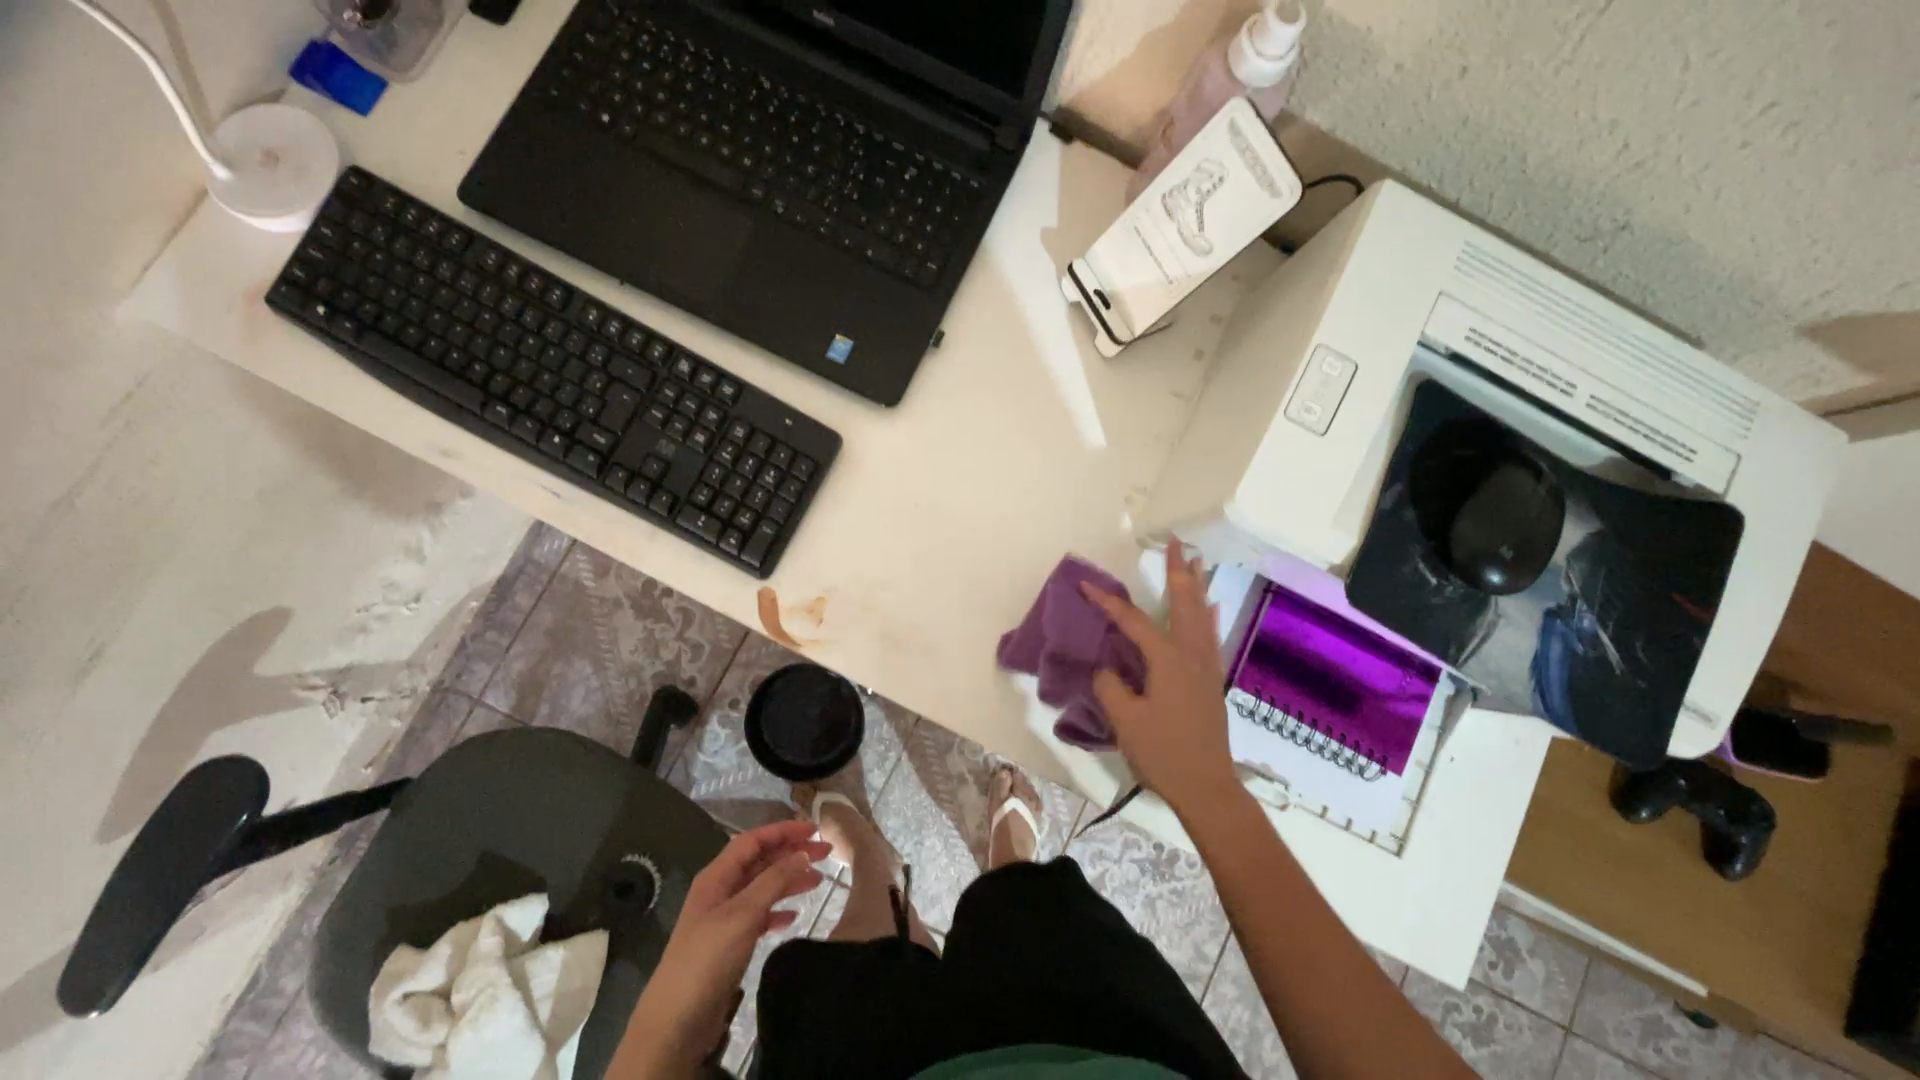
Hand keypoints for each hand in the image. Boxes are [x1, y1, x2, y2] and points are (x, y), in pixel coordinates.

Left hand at [615, 821, 829, 1077]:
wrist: (678, 1018)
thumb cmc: (708, 958)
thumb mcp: (743, 913)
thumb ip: (773, 881)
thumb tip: (802, 852)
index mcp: (716, 877)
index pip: (752, 840)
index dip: (783, 831)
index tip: (815, 831)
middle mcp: (720, 891)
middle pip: (759, 862)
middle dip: (791, 854)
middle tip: (826, 854)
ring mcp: (724, 918)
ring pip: (761, 888)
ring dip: (788, 880)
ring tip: (817, 881)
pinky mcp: (729, 944)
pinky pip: (758, 916)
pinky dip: (777, 911)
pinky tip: (793, 916)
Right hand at [1082, 538, 1237, 816]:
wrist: (1207, 787)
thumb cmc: (1163, 753)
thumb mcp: (1125, 721)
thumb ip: (1111, 687)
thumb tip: (1107, 669)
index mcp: (1168, 661)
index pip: (1133, 621)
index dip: (1108, 602)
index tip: (1085, 585)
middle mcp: (1191, 656)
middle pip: (1184, 603)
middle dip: (1178, 571)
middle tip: (1177, 542)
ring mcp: (1206, 668)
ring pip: (1201, 616)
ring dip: (1195, 587)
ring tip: (1195, 563)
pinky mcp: (1211, 682)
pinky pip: (1210, 635)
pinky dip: (1207, 614)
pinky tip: (1210, 608)